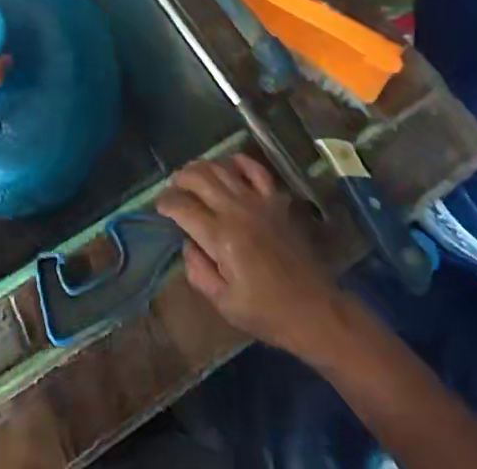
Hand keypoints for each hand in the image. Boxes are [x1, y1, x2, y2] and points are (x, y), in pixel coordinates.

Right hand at [155, 155, 343, 356]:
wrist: (316, 311)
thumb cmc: (267, 313)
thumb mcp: (223, 303)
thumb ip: (198, 271)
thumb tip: (187, 244)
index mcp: (221, 238)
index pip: (183, 207)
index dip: (166, 203)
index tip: (160, 208)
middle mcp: (237, 211)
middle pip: (199, 178)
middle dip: (179, 180)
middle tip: (173, 189)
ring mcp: (259, 202)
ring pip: (222, 168)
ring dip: (201, 167)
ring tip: (192, 176)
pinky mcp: (277, 202)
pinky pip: (256, 170)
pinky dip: (238, 162)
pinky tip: (228, 167)